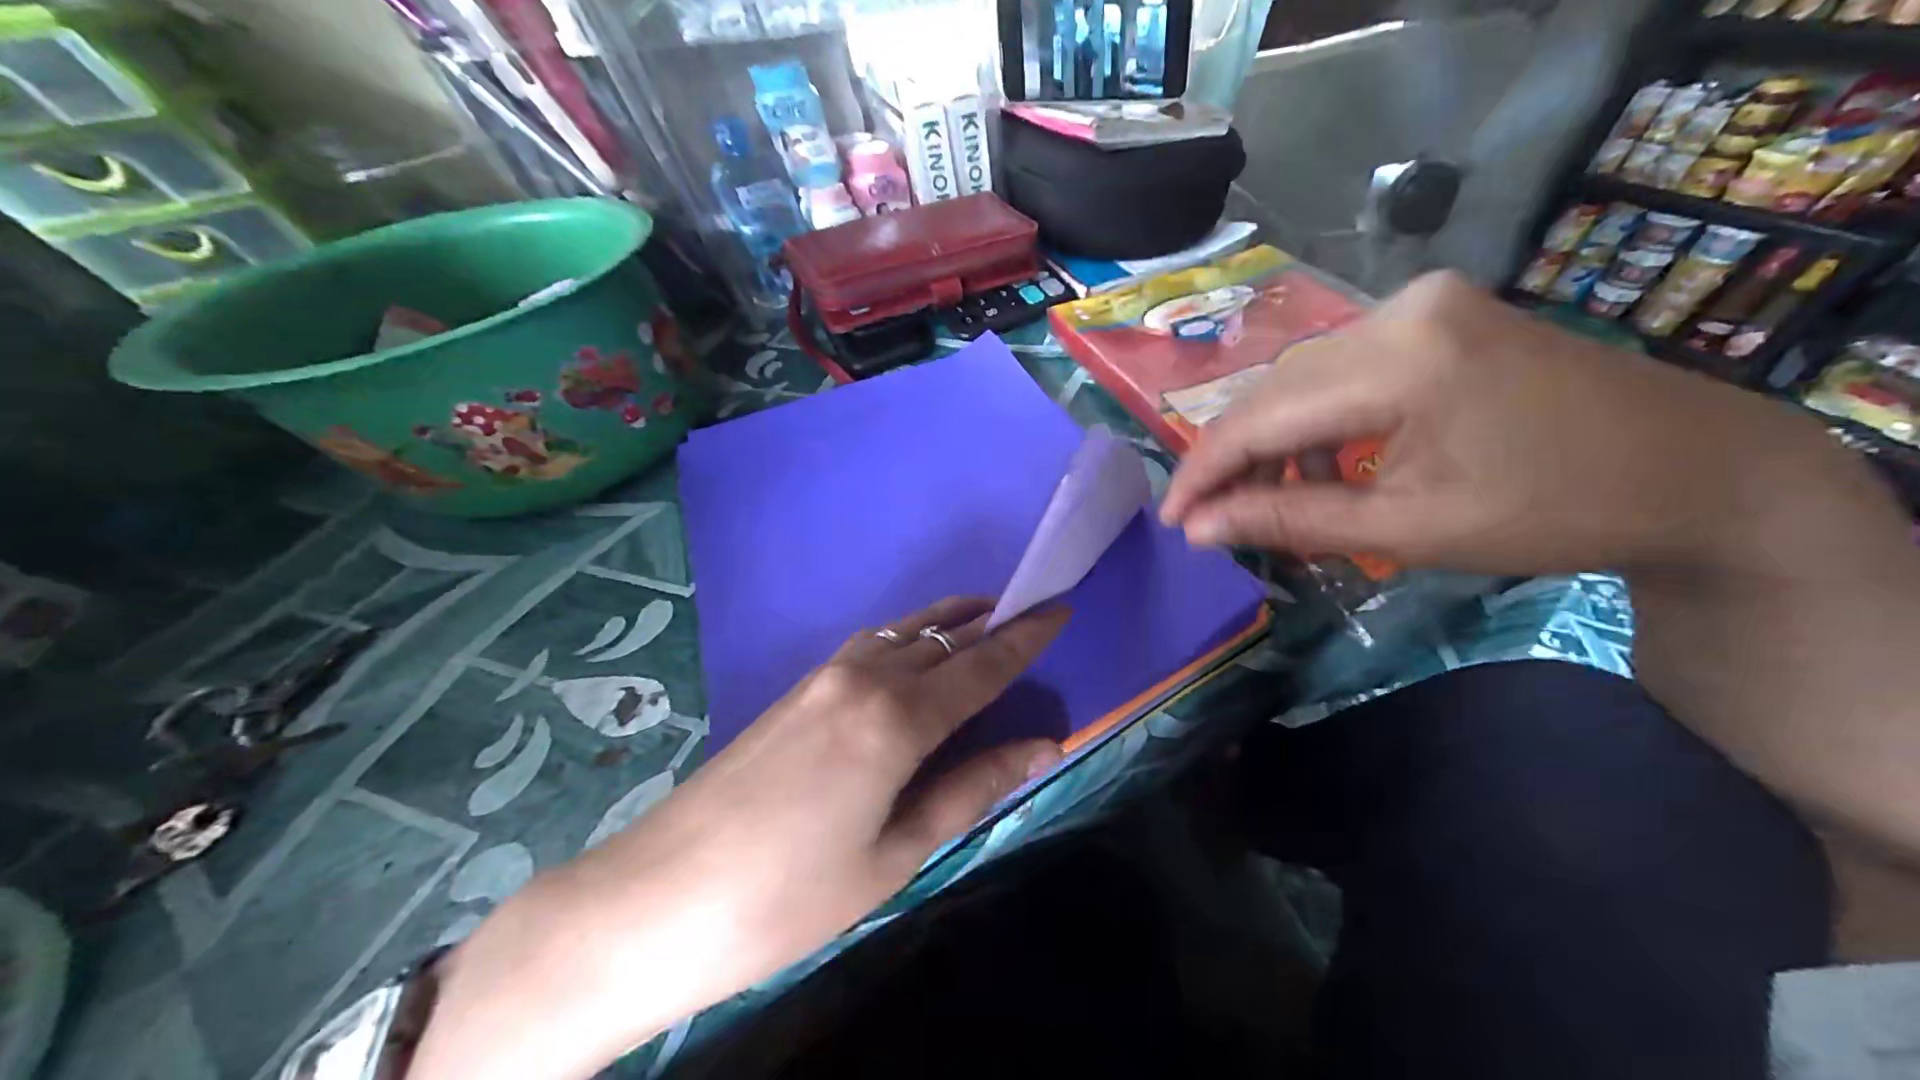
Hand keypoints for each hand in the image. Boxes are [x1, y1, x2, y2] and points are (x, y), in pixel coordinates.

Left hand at [409, 598, 1069, 1079]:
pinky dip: (906, 636)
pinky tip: (914, 652)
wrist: (658, 897)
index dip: (1027, 639)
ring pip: (902, 631)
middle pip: (944, 636)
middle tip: (1032, 610)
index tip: (1062, 611)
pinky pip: (868, 645)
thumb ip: (970, 788)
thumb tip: (1043, 745)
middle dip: (993, 621)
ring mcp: (822, 677)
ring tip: (984, 616)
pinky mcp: (795, 689)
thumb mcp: (896, 853)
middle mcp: (863, 677)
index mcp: (897, 717)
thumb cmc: (790, 896)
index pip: (982, 664)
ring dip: (948, 621)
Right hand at [1160, 271, 1897, 577]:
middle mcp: (1400, 309)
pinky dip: (1318, 418)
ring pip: (1301, 377)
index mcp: (1401, 361)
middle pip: (1274, 390)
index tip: (1172, 520)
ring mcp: (1421, 301)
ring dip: (1276, 440)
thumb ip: (1291, 521)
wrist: (1697, 468)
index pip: (1260, 417)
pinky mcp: (1435, 311)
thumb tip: (1198, 529)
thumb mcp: (1408, 531)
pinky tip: (1328, 459)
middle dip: (1236, 458)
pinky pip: (1340, 366)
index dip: (1204, 471)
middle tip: (1214, 517)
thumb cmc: (1554, 512)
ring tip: (1277, 498)